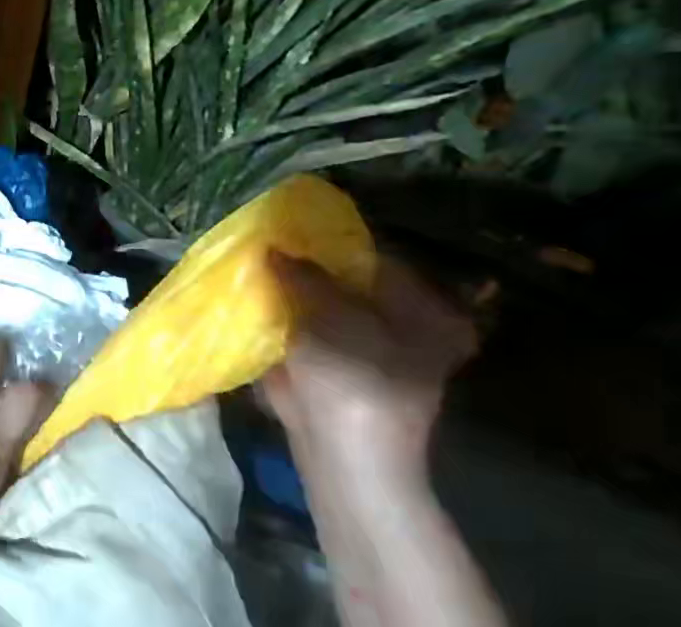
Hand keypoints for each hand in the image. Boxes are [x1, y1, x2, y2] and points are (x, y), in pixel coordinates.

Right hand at [263, 251, 477, 479]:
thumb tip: (273, 245)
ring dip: (294, 290)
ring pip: (326, 304)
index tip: (289, 225)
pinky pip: (311, 330)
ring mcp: (371, 350)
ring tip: (256, 264)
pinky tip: (256, 298)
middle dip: (307, 265)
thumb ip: (302, 273)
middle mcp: (406, 325)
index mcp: (424, 310)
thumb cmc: (353, 379)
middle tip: (268, 242)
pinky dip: (288, 317)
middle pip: (348, 281)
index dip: (330, 240)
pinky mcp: (339, 368)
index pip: (374, 257)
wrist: (342, 454)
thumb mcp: (328, 313)